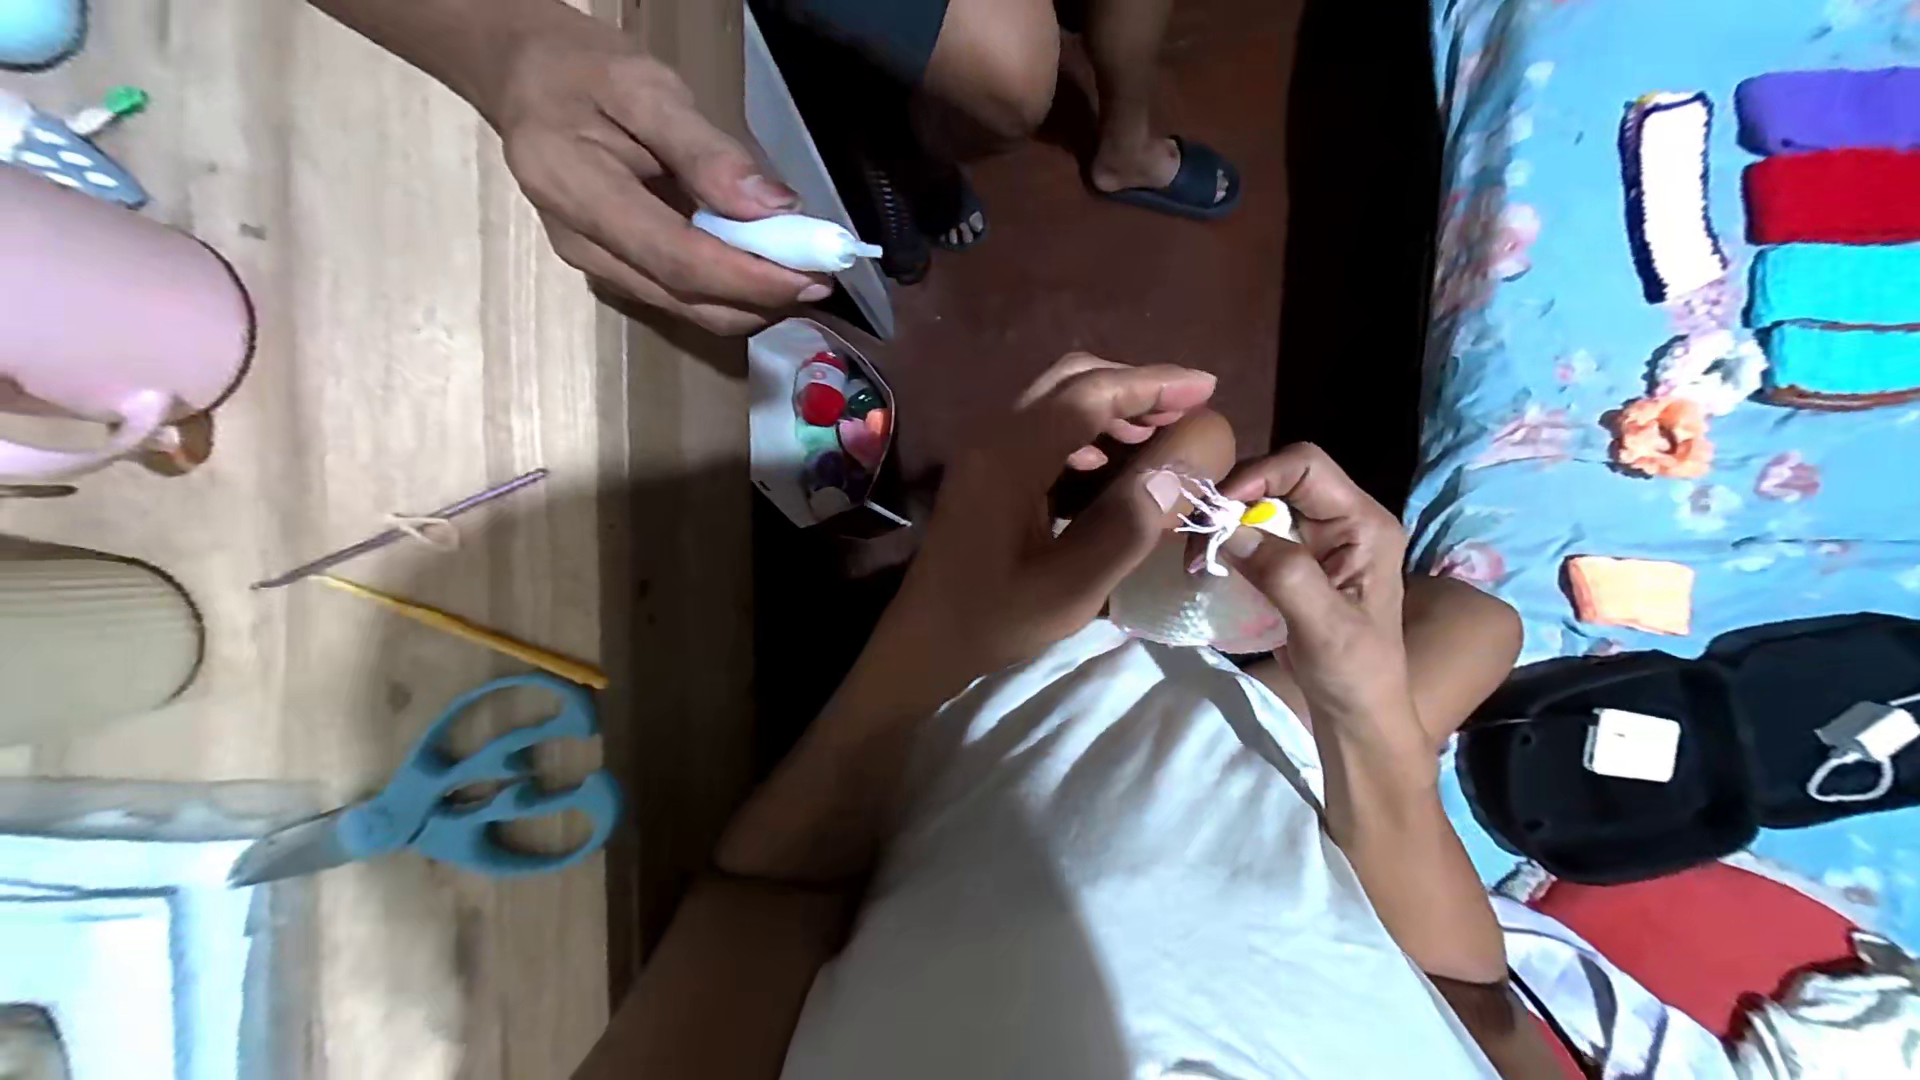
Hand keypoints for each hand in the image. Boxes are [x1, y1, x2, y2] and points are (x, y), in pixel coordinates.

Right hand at [487, 7, 831, 333]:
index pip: (678, 261)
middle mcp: (584, 246)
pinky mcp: (619, 277)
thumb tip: (776, 210)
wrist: (525, 80)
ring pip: (692, 313)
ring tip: (800, 277)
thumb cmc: (582, 71)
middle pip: (690, 301)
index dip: (751, 279)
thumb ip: (708, 152)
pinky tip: (763, 274)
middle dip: (763, 300)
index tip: (813, 277)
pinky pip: (686, 304)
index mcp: (575, 189)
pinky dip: (734, 297)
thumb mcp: (645, 85)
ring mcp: (600, 269)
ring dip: (754, 306)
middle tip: (820, 279)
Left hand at [875, 354, 1217, 694]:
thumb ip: (1125, 528)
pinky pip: (1039, 426)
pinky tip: (1106, 460)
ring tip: (1158, 430)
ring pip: (1053, 399)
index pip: (1088, 395)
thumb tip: (1179, 471)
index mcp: (1008, 458)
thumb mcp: (1068, 588)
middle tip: (1186, 408)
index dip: (1150, 383)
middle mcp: (991, 438)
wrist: (926, 637)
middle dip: (1131, 385)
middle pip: (1068, 380)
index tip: (1205, 385)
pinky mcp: (984, 468)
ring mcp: (983, 450)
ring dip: (1108, 404)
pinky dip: (1082, 427)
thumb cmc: (994, 618)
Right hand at [1215, 444, 1423, 754]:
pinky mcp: (1292, 558)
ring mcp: (1315, 539)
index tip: (1218, 510)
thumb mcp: (1325, 627)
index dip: (1258, 475)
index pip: (1306, 466)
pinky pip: (1251, 530)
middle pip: (1277, 478)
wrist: (1355, 711)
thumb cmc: (1353, 672)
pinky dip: (1225, 541)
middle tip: (1198, 541)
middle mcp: (1341, 520)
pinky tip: (1209, 565)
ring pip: (1258, 503)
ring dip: (1223, 523)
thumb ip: (1285, 575)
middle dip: (1232, 500)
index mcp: (1363, 525)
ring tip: (1198, 559)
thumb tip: (1230, 530)